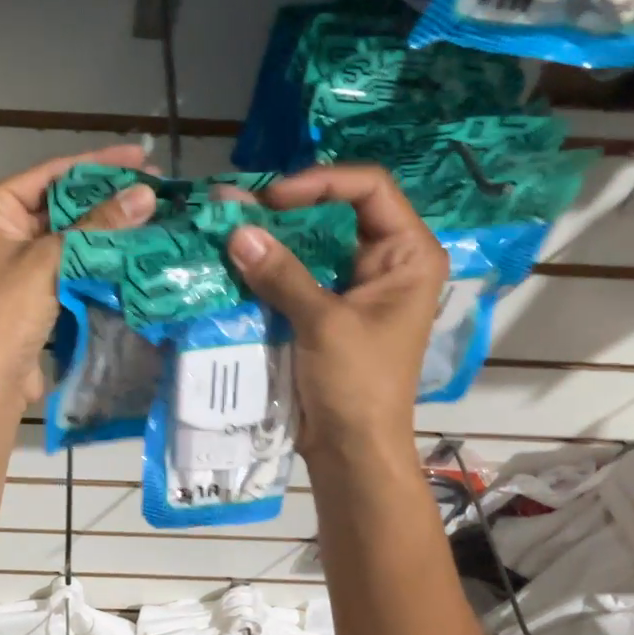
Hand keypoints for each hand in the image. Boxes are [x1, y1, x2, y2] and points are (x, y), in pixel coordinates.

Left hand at [0, 145, 157, 406]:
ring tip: (152, 212)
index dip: (98, 164)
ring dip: (106, 225)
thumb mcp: (51, 262)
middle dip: (106, 195)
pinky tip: (132, 247)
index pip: (51, 173)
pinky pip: (69, 260)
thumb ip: (97, 226)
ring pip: (68, 232)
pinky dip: (97, 254)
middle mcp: (0, 228)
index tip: (141, 157)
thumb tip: (146, 194)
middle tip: (155, 185)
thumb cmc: (8, 314)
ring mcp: (16, 260)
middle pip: (61, 201)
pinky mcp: (33, 288)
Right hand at [224, 165, 448, 458]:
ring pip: (309, 250)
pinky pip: (293, 282)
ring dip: (270, 242)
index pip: (370, 189)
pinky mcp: (323, 317)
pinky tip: (231, 268)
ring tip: (225, 232)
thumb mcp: (323, 324)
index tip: (274, 198)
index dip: (322, 183)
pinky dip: (265, 274)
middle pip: (334, 216)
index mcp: (408, 255)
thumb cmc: (357, 385)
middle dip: (285, 212)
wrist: (351, 451)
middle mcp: (383, 264)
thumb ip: (283, 275)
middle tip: (235, 210)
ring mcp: (351, 291)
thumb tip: (238, 231)